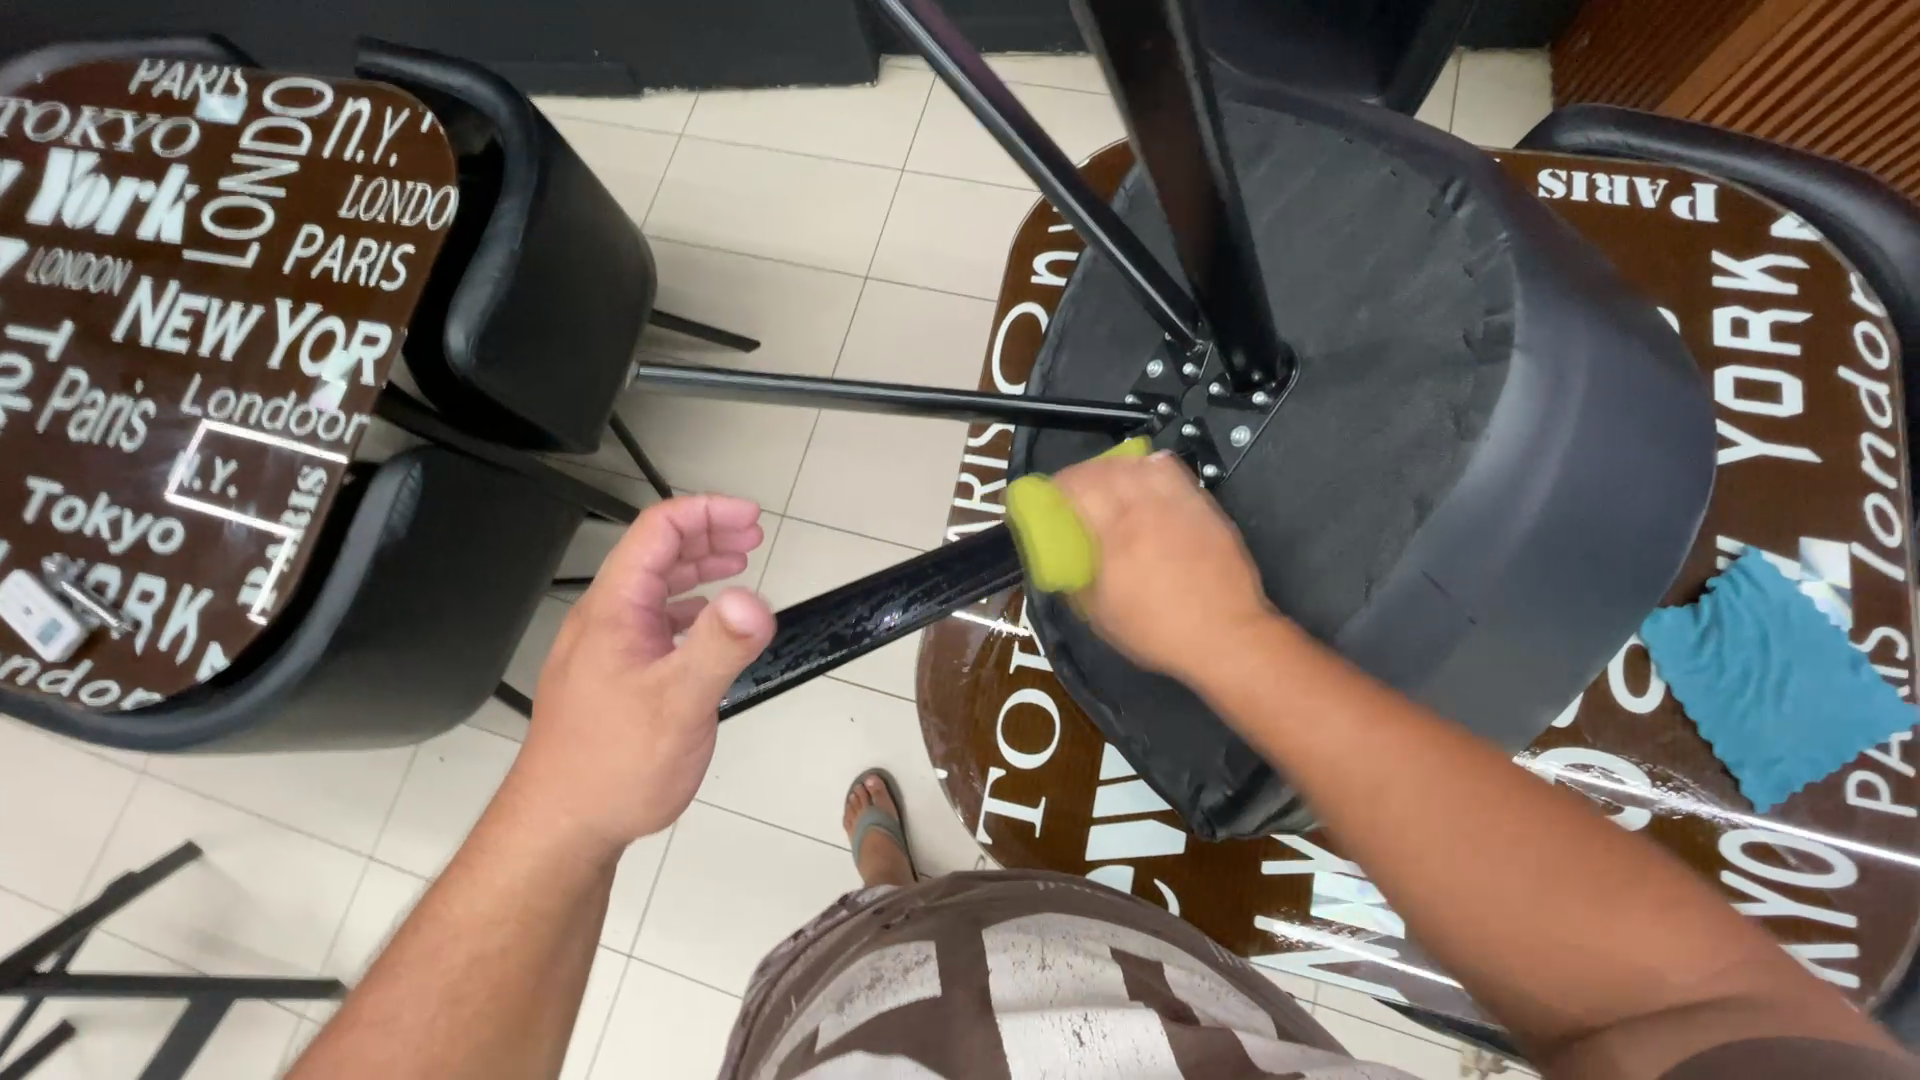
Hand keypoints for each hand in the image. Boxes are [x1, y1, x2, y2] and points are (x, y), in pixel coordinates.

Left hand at [504, 495, 775, 856]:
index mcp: (615, 609)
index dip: (706, 512)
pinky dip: (688, 606)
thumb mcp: (679, 704)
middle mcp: (605, 619)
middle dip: (707, 534)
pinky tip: (708, 622)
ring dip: (698, 566)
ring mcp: (606, 648)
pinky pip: (653, 620)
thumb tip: (754, 601)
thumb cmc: (617, 765)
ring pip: (653, 586)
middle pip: (655, 552)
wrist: (562, 828)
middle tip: (754, 535)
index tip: (751, 518)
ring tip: (739, 561)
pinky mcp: (613, 676)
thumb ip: (718, 648)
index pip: (658, 532)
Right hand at [1052, 450, 1275, 681]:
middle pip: (1107, 469)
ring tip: (1109, 481)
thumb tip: (1064, 564)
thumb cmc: (1159, 632)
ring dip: (1117, 467)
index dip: (1057, 485)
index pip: (1078, 488)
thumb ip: (1077, 581)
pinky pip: (1174, 472)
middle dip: (1083, 473)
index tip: (1048, 495)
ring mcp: (1179, 505)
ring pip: (1141, 464)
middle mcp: (1146, 509)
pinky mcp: (1204, 508)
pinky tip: (1147, 477)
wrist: (1227, 636)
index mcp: (1115, 535)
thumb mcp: (1101, 616)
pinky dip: (1153, 467)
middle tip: (1074, 489)